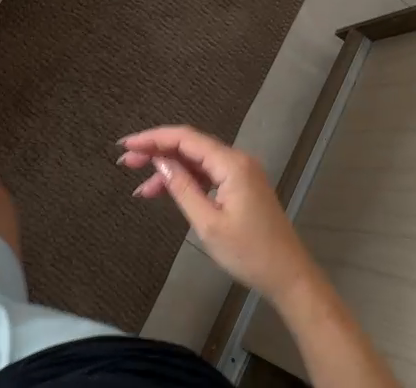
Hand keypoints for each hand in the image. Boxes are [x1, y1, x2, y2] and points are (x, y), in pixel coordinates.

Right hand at [119, 126, 313, 302]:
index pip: (185, 138)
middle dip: (156, 151)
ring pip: (196, 160)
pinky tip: (164, 191)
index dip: (153, 138)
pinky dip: (185, 180)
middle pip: (189, 146)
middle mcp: (237, 160)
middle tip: (125, 161)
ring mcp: (241, 172)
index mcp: (231, 164)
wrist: (290, 278)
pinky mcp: (241, 185)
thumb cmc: (249, 254)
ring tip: (140, 185)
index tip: (126, 145)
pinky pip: (207, 173)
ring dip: (168, 168)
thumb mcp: (208, 224)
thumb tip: (159, 161)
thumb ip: (182, 188)